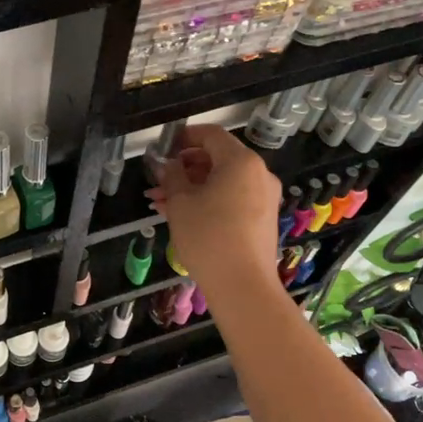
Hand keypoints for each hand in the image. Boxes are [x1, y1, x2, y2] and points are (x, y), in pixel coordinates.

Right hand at [147, 124, 281, 287]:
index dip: (184, 137)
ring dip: (192, 187)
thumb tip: (167, 163)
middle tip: (158, 182)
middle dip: (185, 168)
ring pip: (223, 182)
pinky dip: (209, 201)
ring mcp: (264, 197)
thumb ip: (171, 175)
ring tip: (161, 203)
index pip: (211, 135)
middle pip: (217, 159)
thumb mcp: (180, 202)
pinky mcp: (262, 219)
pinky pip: (232, 199)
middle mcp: (259, 174)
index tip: (163, 148)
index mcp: (241, 162)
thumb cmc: (208, 236)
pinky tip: (183, 216)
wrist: (243, 286)